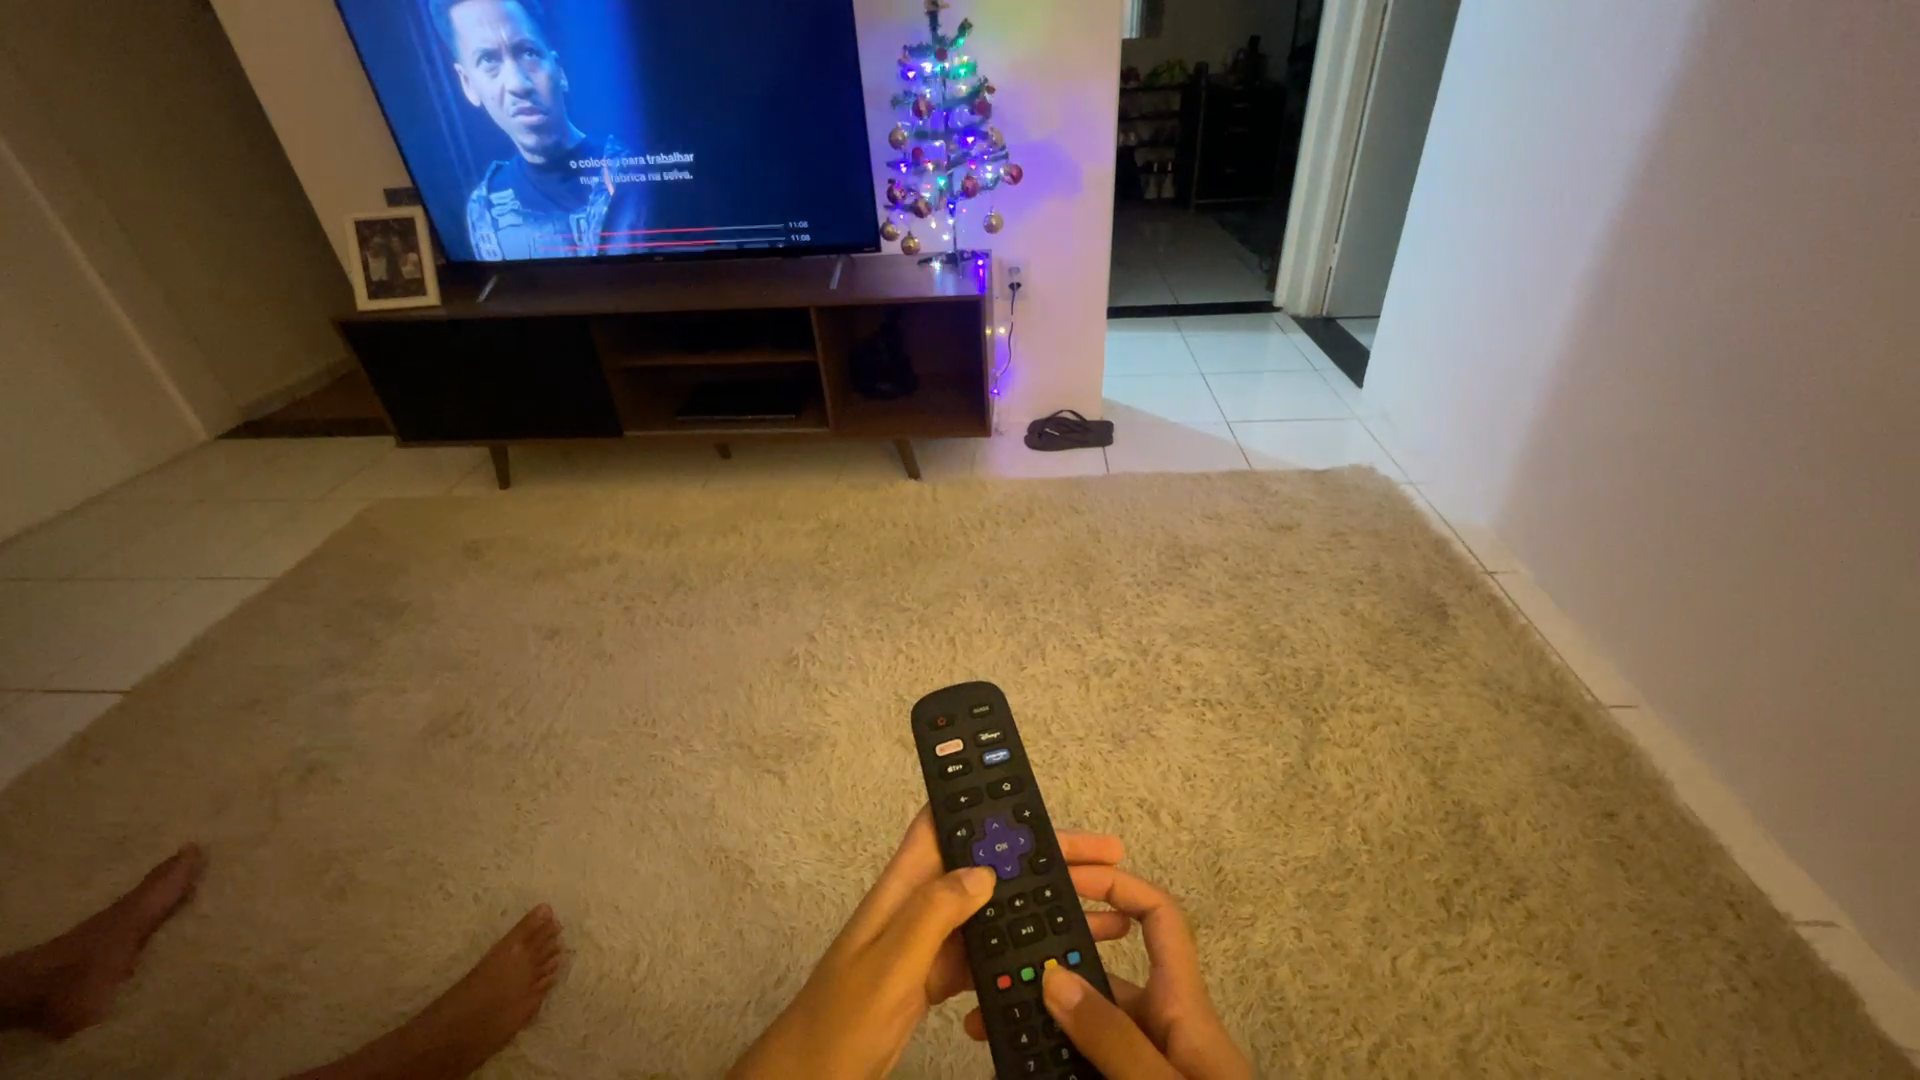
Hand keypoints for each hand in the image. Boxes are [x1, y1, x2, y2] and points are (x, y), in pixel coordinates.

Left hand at [729, 807, 1129, 1079]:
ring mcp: (933, 937)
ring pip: (997, 907)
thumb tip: (986, 870)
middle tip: (1104, 858)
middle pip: (989, 863)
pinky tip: (1058, 953)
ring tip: (1104, 910)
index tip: (1039, 799)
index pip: (946, 821)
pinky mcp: (941, 972)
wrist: (815, 1073)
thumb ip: (933, 913)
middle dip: (1042, 857)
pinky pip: (990, 950)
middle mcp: (923, 900)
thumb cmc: (842, 1013)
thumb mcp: (889, 961)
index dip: (986, 801)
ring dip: (1043, 903)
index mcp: (906, 884)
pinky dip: (1024, 948)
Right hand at [963, 866, 1251, 1079]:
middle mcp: (1161, 1028)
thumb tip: (1054, 976)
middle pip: (1102, 971)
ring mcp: (1141, 1065)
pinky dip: (1045, 1056)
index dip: (1120, 885)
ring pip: (1083, 1023)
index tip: (1068, 877)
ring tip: (980, 1019)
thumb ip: (1112, 1038)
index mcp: (1182, 1007)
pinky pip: (1079, 1063)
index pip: (1159, 919)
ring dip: (1036, 1016)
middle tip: (997, 962)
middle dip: (1050, 960)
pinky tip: (1006, 1059)